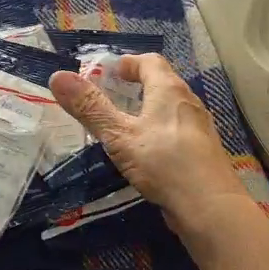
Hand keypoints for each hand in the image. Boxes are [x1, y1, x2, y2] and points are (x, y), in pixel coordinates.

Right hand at [49, 53, 249, 218]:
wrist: (210, 207)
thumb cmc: (164, 163)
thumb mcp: (119, 135)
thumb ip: (90, 108)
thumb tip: (58, 76)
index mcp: (169, 90)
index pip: (150, 62)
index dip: (128, 63)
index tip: (109, 72)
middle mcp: (188, 103)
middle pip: (163, 83)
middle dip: (138, 85)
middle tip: (112, 96)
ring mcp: (199, 129)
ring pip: (171, 109)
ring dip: (149, 109)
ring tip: (125, 124)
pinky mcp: (202, 153)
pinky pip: (177, 131)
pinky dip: (159, 131)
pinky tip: (147, 153)